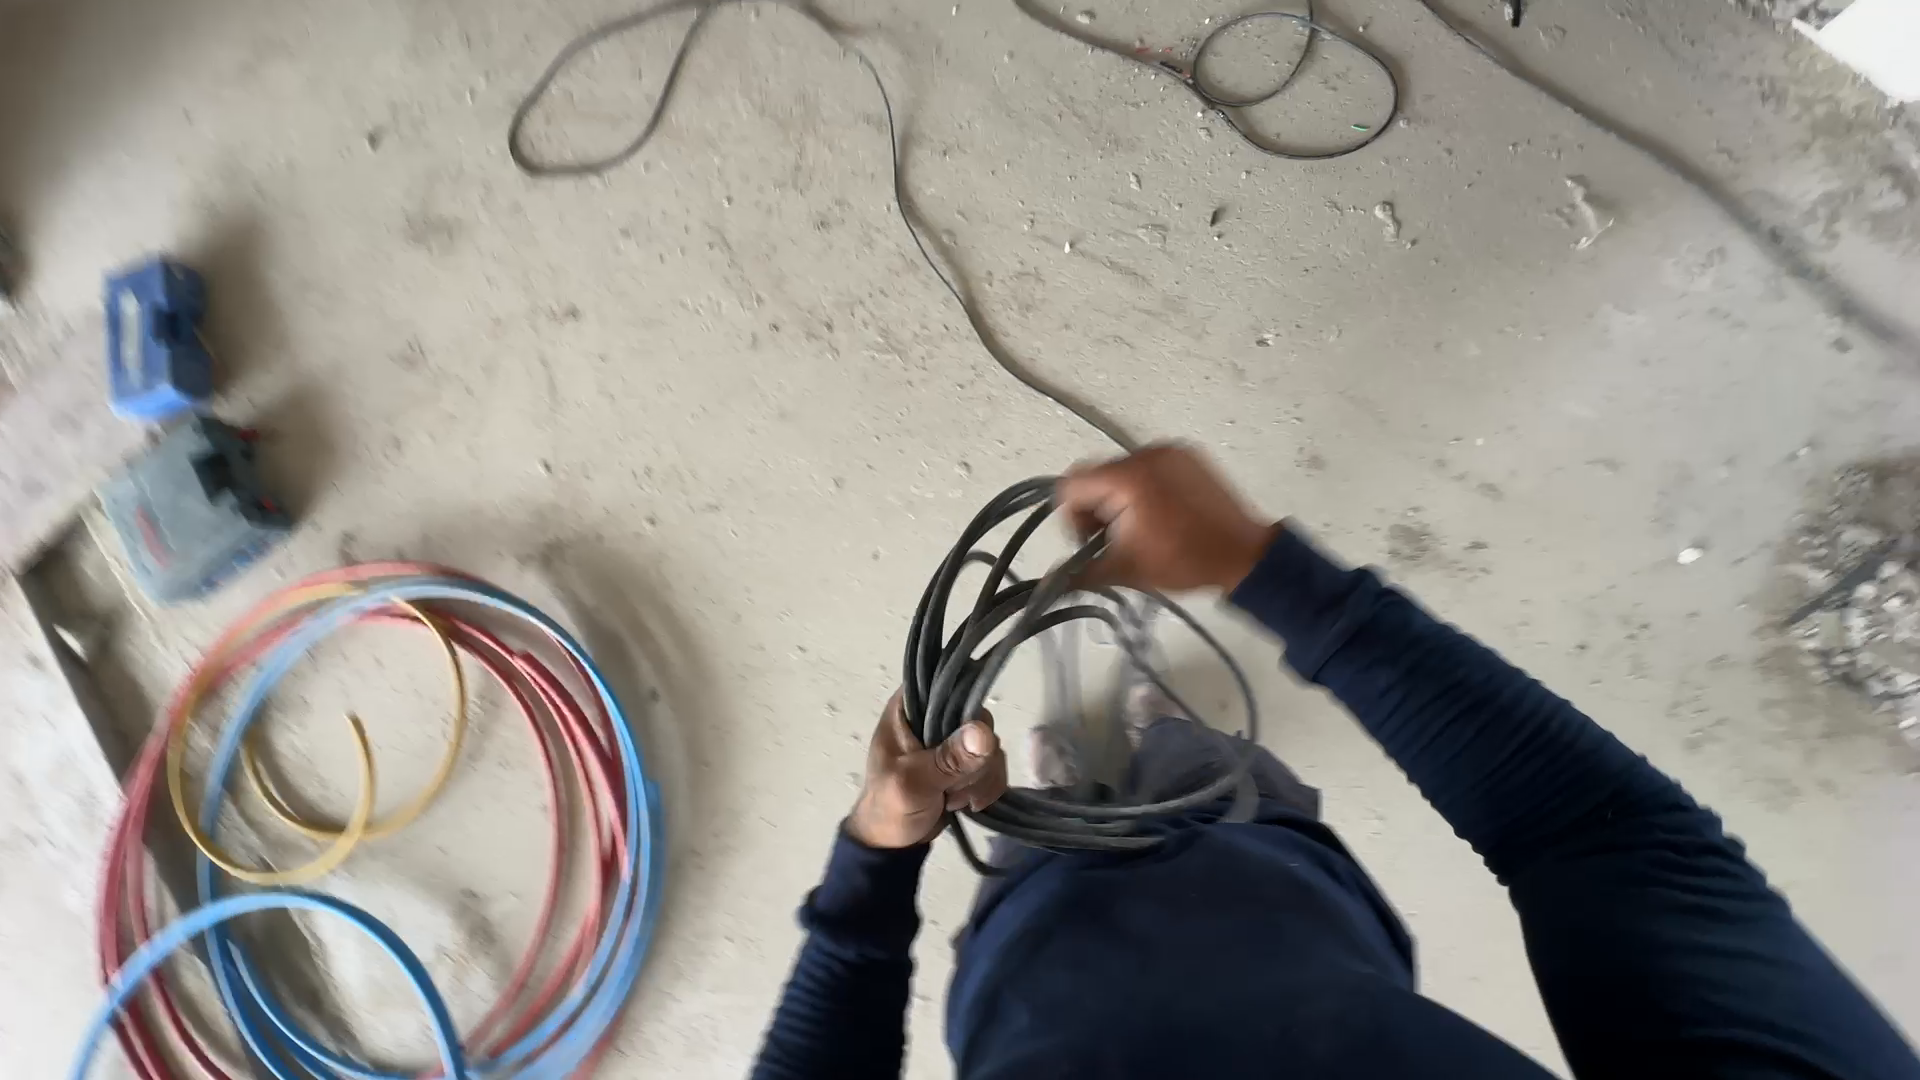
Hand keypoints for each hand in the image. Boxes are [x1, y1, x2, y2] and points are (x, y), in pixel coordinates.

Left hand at [846, 692, 1007, 848]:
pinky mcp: (965, 760)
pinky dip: (988, 785)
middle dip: (975, 757)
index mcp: (909, 707)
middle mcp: (933, 715)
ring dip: (980, 777)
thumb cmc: (889, 806)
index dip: (965, 709)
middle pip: (977, 717)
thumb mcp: (914, 783)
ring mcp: (951, 738)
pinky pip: (993, 763)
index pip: (949, 684)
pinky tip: (969, 803)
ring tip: (954, 799)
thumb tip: (984, 733)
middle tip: (955, 784)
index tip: (964, 744)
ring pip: (988, 743)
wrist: (893, 843)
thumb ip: (948, 759)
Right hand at [1056, 442, 1279, 592]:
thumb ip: (1083, 571)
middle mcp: (1147, 453)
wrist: (1245, 555)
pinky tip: (1159, 516)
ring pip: (1121, 472)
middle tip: (1114, 539)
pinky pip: (1148, 468)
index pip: (1072, 484)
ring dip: (1119, 500)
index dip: (1072, 515)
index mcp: (1128, 476)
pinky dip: (1144, 490)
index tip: (1090, 539)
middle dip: (1097, 509)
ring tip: (1139, 529)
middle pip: (1096, 476)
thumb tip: (1055, 579)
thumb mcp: (1127, 569)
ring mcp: (1171, 452)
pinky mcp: (1188, 457)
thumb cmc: (1185, 561)